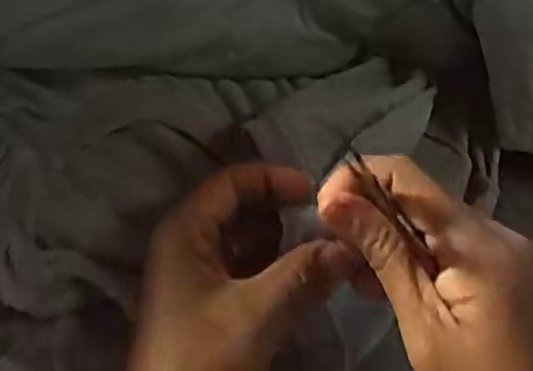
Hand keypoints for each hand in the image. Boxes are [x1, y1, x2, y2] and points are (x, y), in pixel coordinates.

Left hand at [129, 163, 360, 370]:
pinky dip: (272, 267)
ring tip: (321, 246)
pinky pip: (243, 268)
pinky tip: (302, 277)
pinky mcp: (205, 303)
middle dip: (280, 211)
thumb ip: (300, 278)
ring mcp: (194, 273)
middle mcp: (186, 240)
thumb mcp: (253, 317)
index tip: (314, 191)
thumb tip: (347, 248)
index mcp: (185, 228)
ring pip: (243, 239)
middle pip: (237, 207)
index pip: (230, 181)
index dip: (272, 179)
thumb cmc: (200, 359)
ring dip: (280, 241)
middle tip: (324, 220)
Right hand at [317, 155, 532, 370]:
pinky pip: (459, 250)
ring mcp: (514, 256)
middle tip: (337, 253)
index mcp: (479, 240)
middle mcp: (500, 233)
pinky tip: (400, 289)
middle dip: (371, 214)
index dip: (356, 178)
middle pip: (419, 198)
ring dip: (394, 240)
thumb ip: (384, 255)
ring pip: (436, 225)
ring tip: (361, 279)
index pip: (403, 174)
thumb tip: (333, 197)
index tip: (324, 212)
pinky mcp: (518, 280)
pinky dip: (424, 259)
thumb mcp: (427, 330)